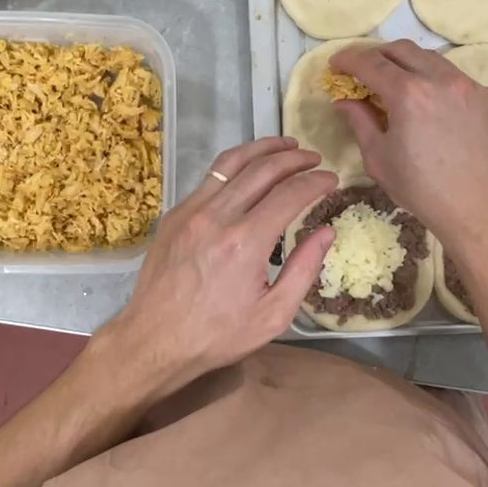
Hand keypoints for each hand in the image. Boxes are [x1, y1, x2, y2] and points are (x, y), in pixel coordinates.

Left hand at [99, 137, 337, 395]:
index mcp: (246, 242)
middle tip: (314, 158)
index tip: (332, 180)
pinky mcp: (174, 215)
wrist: (155, 340)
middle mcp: (217, 217)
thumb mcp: (273, 314)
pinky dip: (234, 167)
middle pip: (262, 169)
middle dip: (294, 159)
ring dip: (262, 149)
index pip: (290, 194)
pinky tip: (248, 171)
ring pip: (231, 164)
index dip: (316, 182)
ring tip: (285, 146)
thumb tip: (327, 232)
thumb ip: (305, 269)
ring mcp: (191, 211)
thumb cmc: (218, 336)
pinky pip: (209, 179)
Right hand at [328, 39, 487, 248]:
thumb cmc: (420, 189)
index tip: (336, 65)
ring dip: (409, 65)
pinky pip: (457, 80)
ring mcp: (470, 86)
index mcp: (409, 94)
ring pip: (433, 60)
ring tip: (397, 85)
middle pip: (402, 49)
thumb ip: (360, 121)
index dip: (348, 59)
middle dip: (377, 55)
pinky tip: (432, 108)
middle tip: (364, 71)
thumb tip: (344, 101)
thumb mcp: (379, 158)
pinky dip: (437, 84)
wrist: (478, 208)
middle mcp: (441, 79)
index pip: (371, 62)